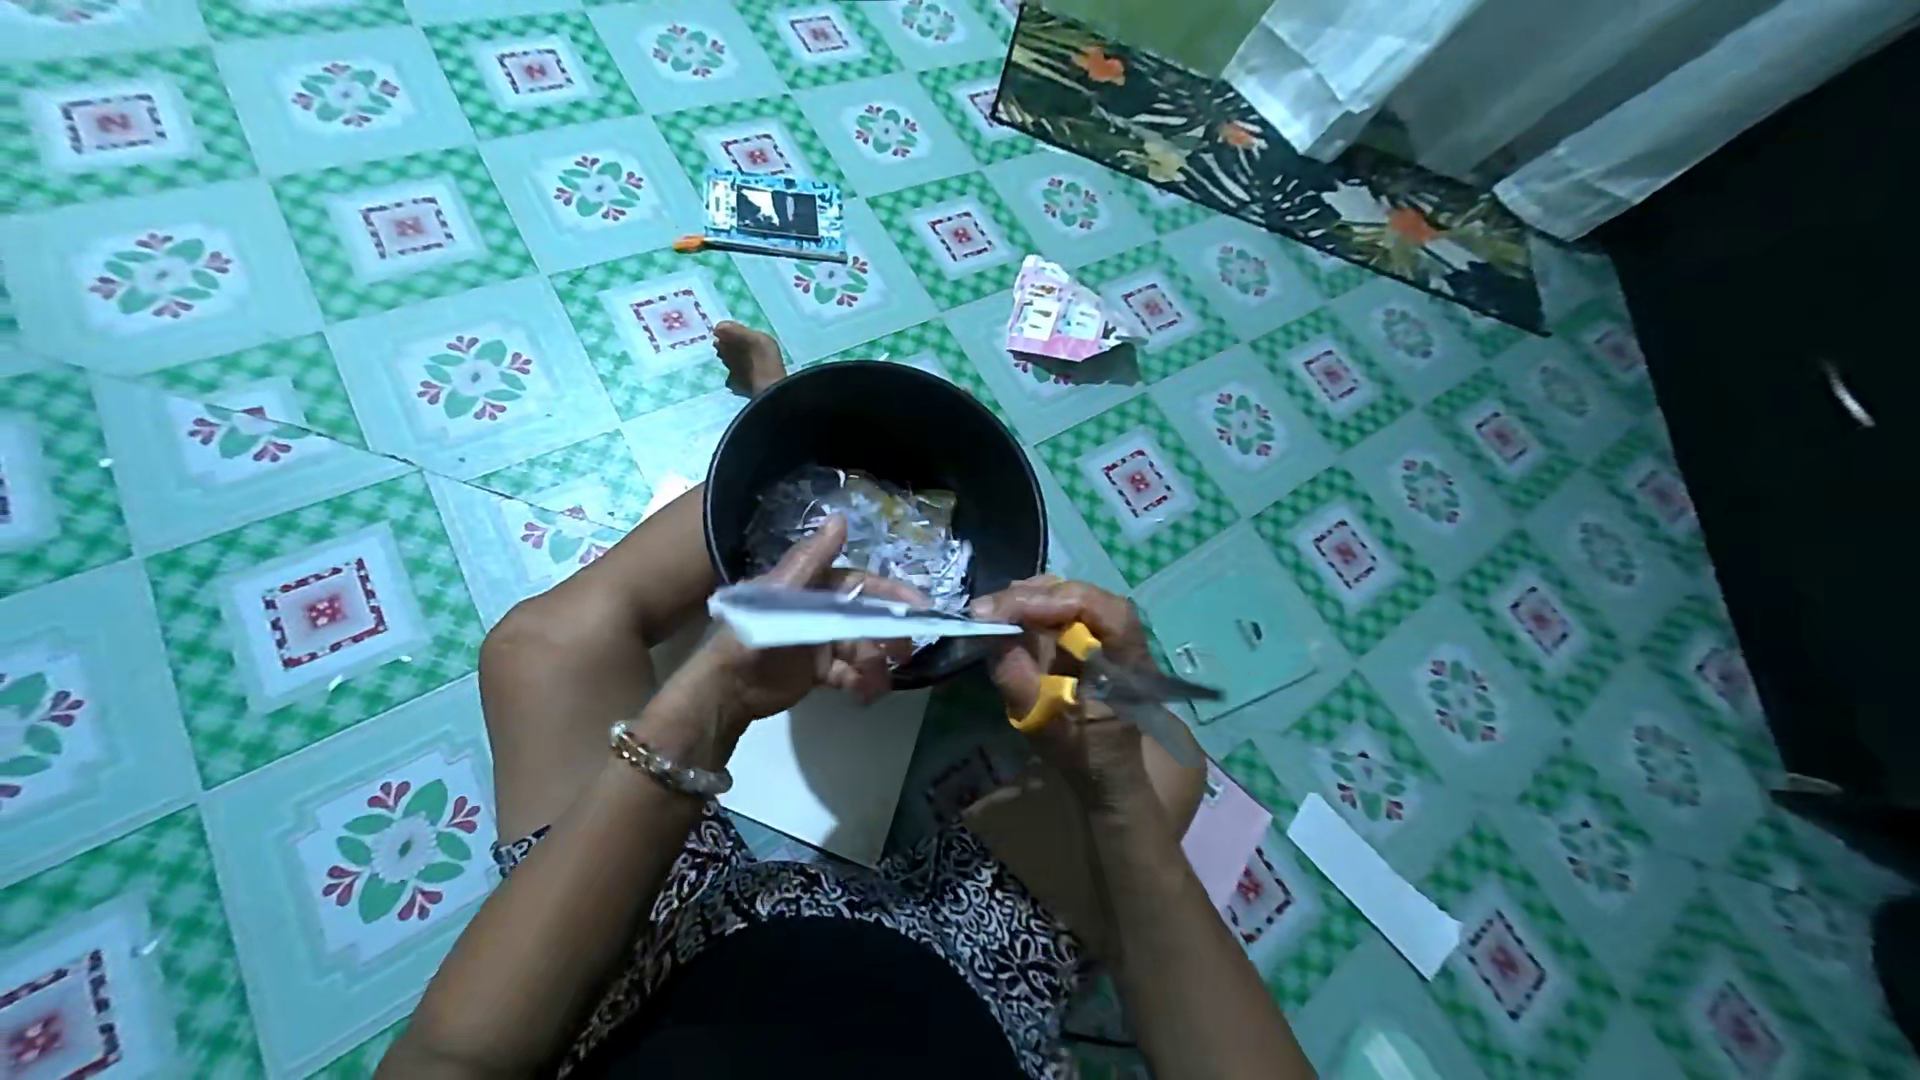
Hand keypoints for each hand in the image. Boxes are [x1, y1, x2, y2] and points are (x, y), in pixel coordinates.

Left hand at [662, 516, 919, 743]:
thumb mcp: (782, 592)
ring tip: (877, 683)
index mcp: (814, 587)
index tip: (919, 608)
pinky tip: (862, 694)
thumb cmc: (753, 634)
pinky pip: (849, 673)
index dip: (891, 594)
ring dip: (874, 664)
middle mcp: (821, 611)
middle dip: (888, 635)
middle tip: (906, 653)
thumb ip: (812, 559)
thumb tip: (841, 518)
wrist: (725, 688)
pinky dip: (859, 682)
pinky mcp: (818, 671)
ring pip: (861, 648)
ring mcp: (820, 641)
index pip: (861, 585)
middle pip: (866, 619)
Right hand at [972, 577, 1159, 814]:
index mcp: (1126, 652)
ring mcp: (1103, 625)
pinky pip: (1056, 607)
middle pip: (1072, 592)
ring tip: (989, 614)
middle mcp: (1121, 628)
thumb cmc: (1087, 751)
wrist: (1112, 766)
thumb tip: (992, 637)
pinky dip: (1027, 609)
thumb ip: (1022, 683)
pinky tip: (1003, 619)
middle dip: (1025, 598)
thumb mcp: (1049, 726)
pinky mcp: (1085, 629)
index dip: (1043, 600)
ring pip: (1062, 594)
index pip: (1090, 604)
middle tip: (982, 612)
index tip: (998, 612)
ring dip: (1023, 600)